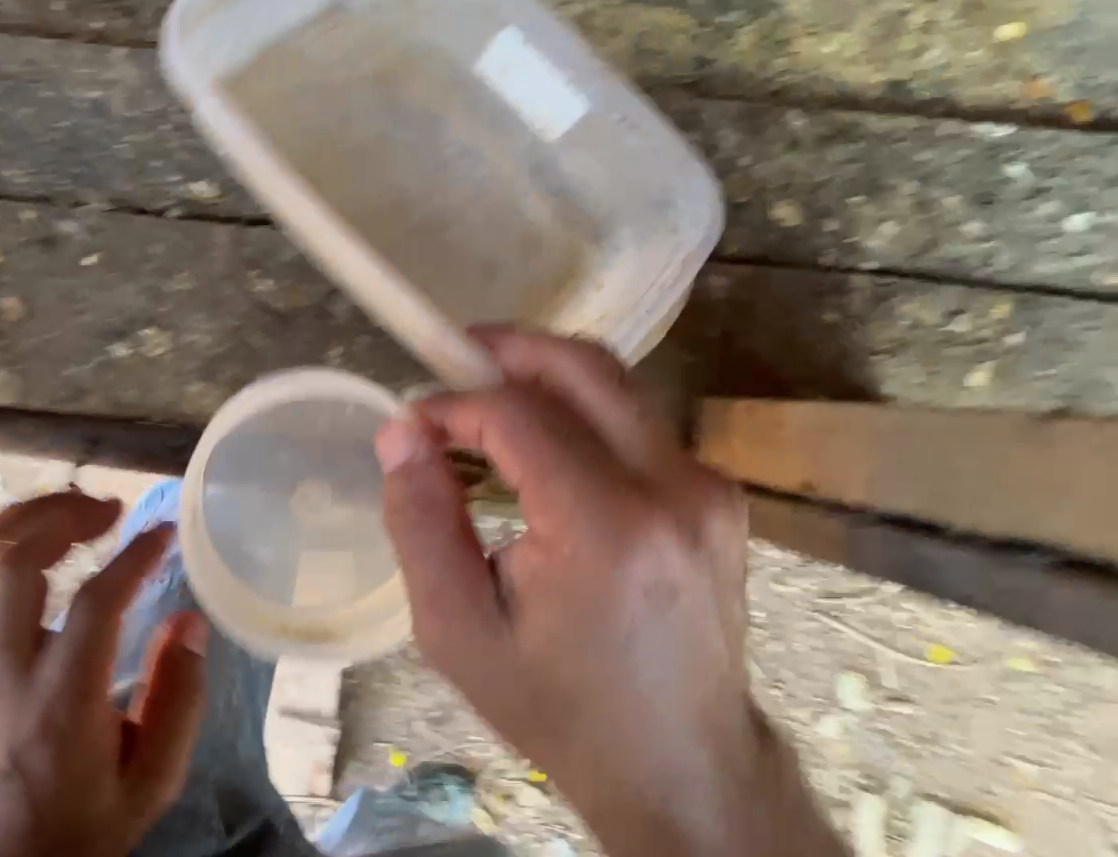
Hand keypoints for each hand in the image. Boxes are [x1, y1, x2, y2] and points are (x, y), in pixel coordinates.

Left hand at [0, 490, 207, 856]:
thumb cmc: (80, 822)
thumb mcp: (151, 781)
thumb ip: (178, 699)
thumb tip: (189, 620)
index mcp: (61, 705)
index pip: (95, 605)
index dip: (134, 556)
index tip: (165, 532)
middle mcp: (3, 673)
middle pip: (15, 563)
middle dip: (65, 515)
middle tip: (109, 508)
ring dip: (22, 516)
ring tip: (67, 507)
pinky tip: (22, 531)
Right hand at [375, 328, 840, 856]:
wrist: (683, 769)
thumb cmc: (557, 706)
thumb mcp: (456, 629)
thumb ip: (419, 521)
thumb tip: (400, 432)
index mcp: (606, 528)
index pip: (518, 415)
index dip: (454, 403)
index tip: (413, 421)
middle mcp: (673, 489)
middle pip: (584, 368)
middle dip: (508, 348)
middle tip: (452, 355)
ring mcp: (708, 489)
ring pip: (615, 386)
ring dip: (543, 376)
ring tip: (484, 399)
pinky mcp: (717, 496)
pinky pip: (636, 423)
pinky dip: (577, 413)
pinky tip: (537, 447)